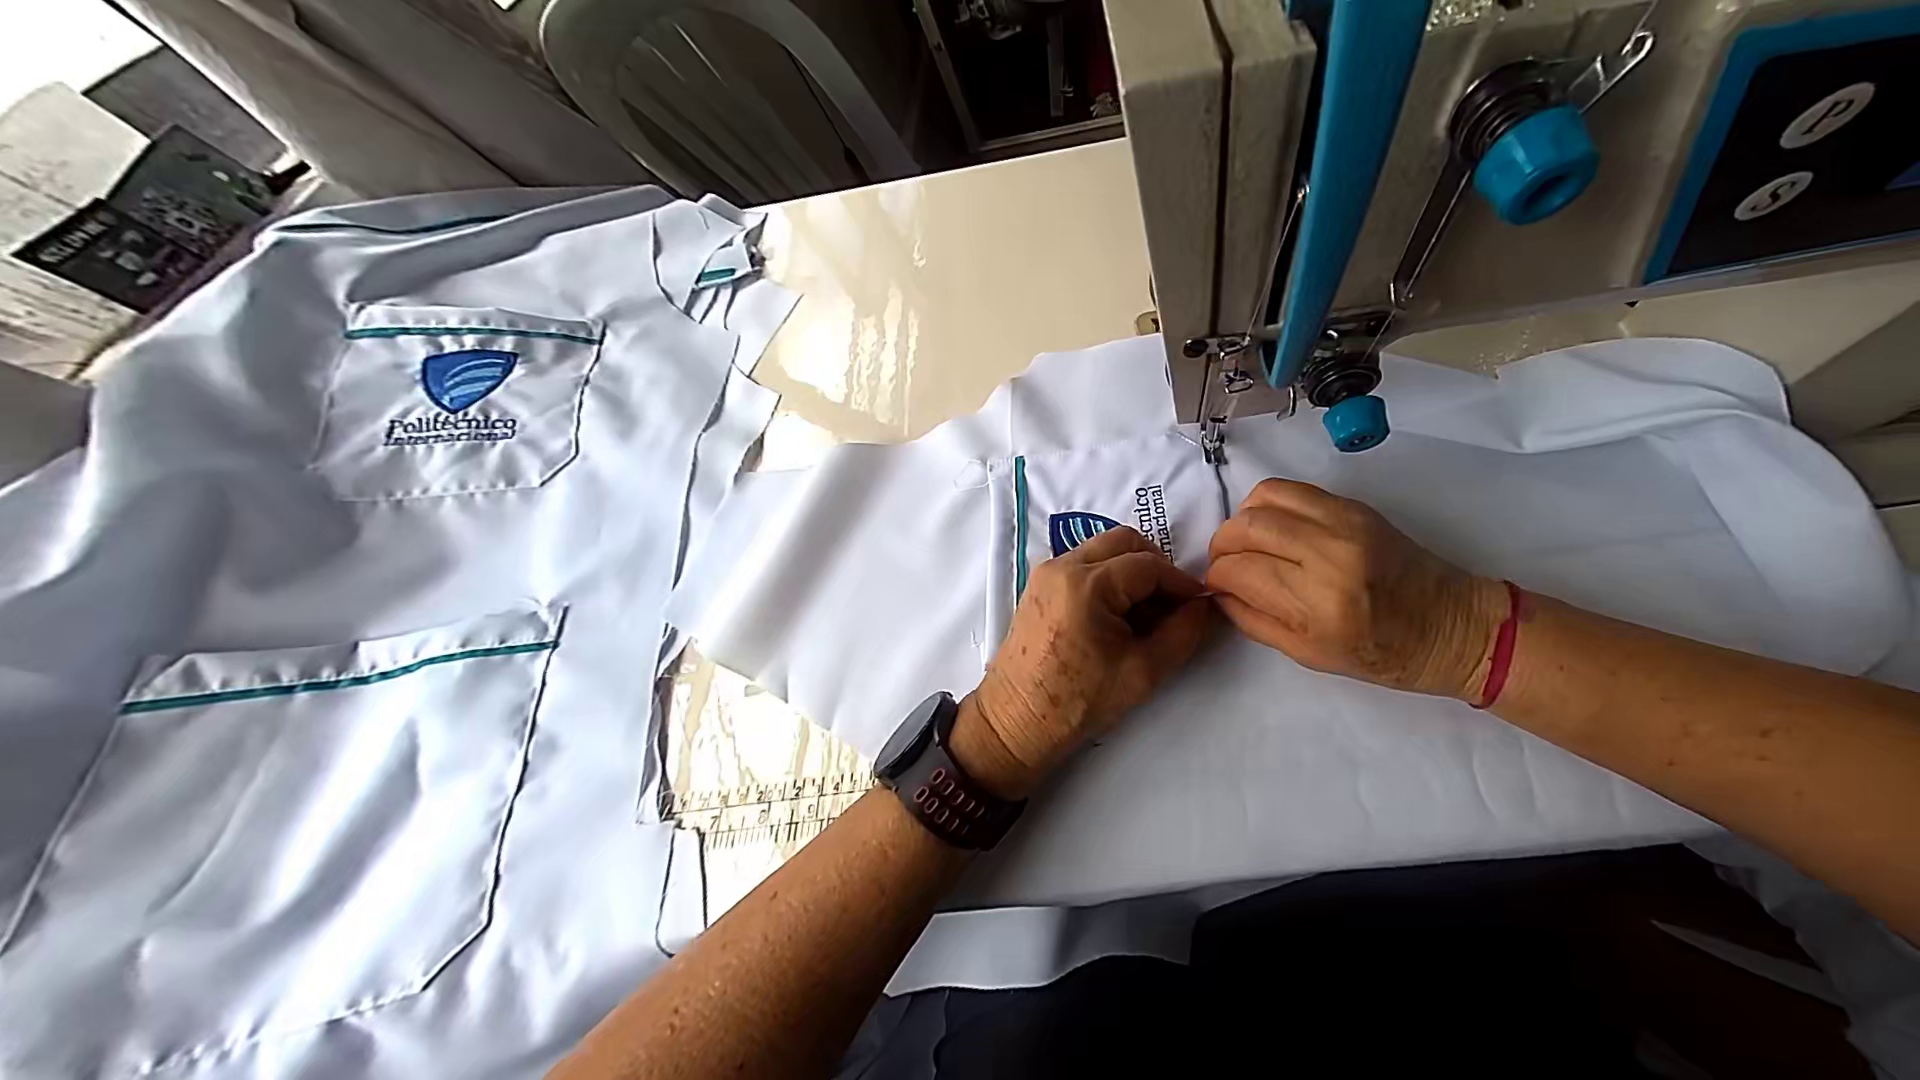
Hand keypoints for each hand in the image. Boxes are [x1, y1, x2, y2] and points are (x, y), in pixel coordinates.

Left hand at [952, 527, 1210, 797]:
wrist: (1015, 720)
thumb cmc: (1077, 701)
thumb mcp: (1143, 672)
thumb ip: (1183, 632)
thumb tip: (1203, 606)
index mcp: (1086, 584)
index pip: (1148, 564)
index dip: (1180, 582)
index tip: (1197, 605)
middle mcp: (1061, 566)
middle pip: (1123, 542)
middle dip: (1155, 567)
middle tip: (1172, 604)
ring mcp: (1045, 573)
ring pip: (1102, 550)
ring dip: (1130, 571)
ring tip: (1146, 615)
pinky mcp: (1038, 585)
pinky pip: (1082, 565)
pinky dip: (1107, 578)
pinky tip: (1118, 616)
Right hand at [1204, 478, 1508, 700]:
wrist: (1453, 626)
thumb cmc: (1381, 653)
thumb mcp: (1304, 654)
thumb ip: (1250, 619)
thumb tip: (1217, 590)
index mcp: (1318, 604)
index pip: (1238, 570)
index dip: (1216, 577)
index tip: (1217, 585)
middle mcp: (1329, 555)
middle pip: (1246, 528)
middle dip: (1222, 546)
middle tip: (1225, 563)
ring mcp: (1344, 524)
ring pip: (1263, 499)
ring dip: (1242, 520)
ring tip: (1246, 542)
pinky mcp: (1354, 507)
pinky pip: (1291, 490)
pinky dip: (1267, 505)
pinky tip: (1272, 528)